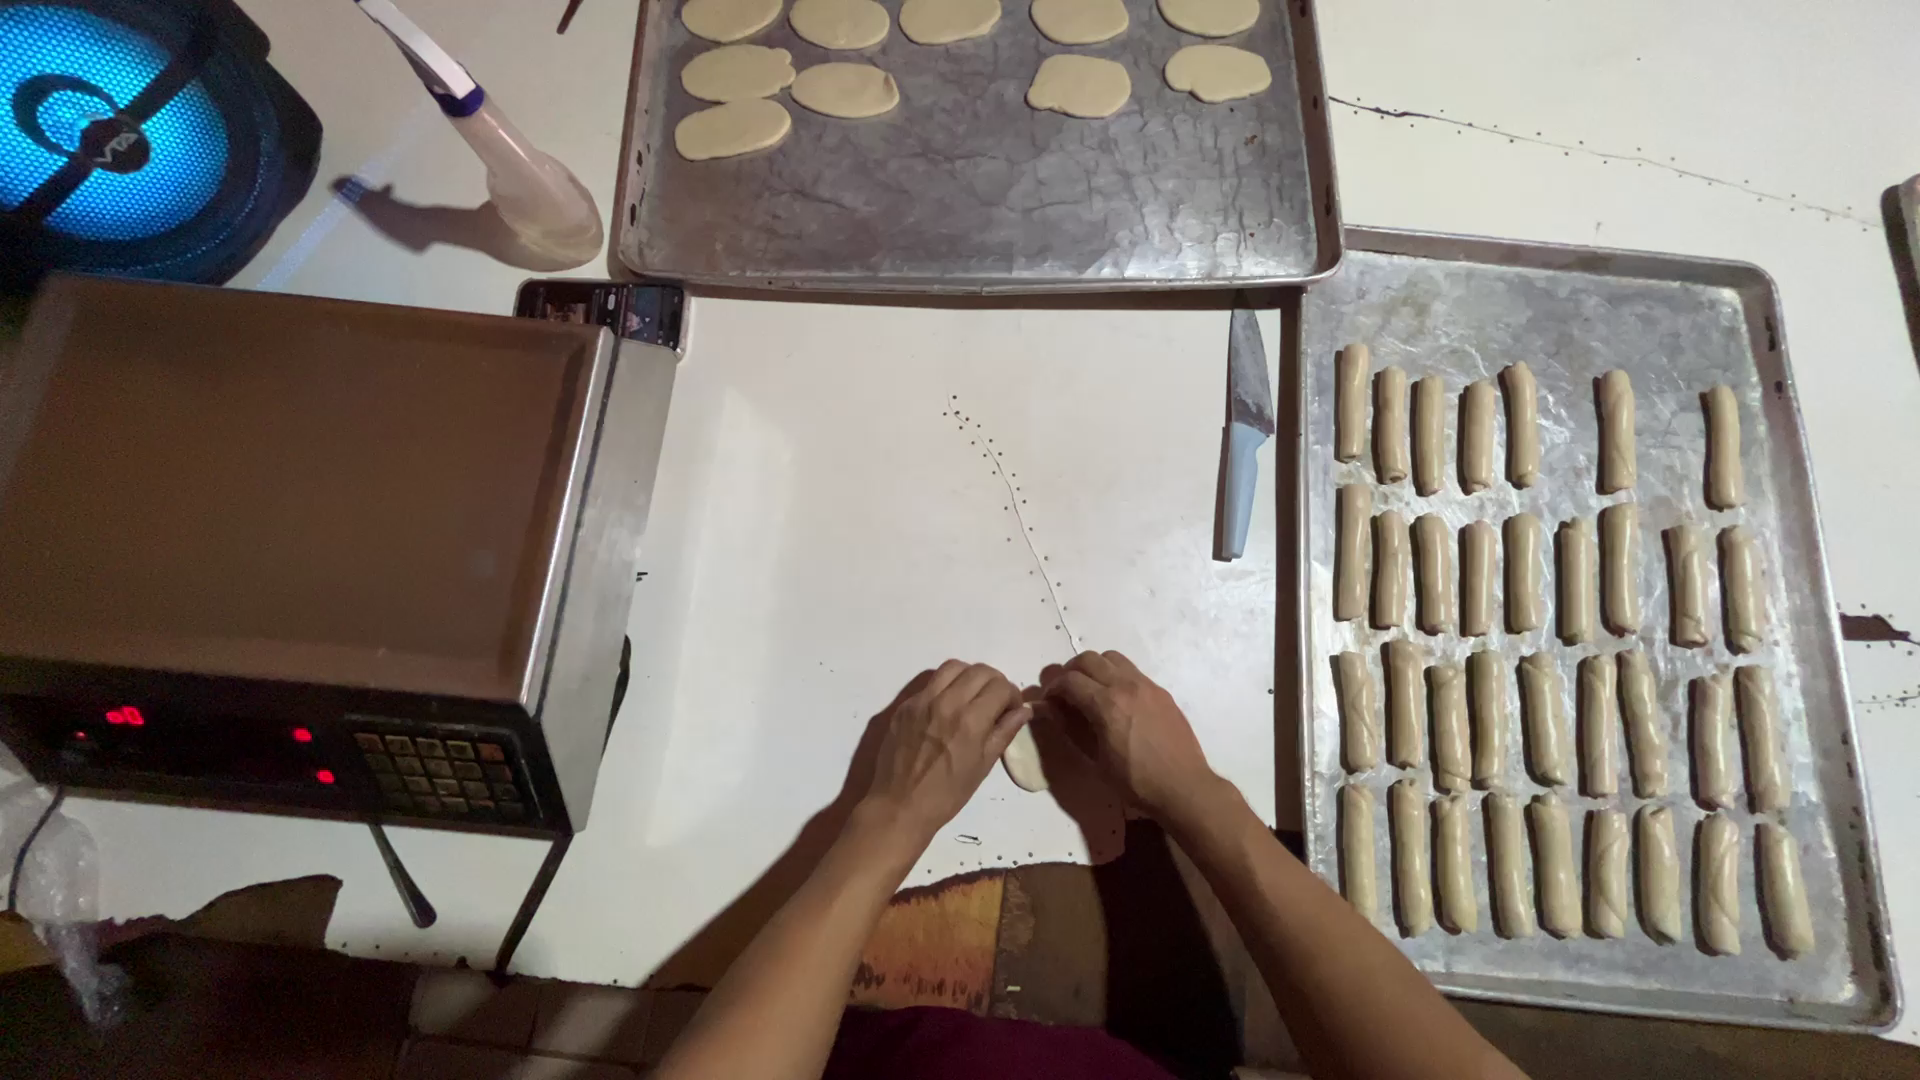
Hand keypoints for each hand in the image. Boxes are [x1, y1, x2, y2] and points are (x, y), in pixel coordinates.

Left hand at [858, 660, 1031, 851]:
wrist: (900, 805)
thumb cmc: (947, 794)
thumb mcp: (983, 766)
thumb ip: (1004, 732)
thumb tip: (1023, 710)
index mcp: (970, 720)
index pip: (1001, 686)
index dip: (1012, 695)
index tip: (1010, 710)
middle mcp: (946, 702)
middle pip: (979, 670)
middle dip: (994, 682)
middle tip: (994, 702)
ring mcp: (922, 701)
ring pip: (953, 666)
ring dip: (969, 676)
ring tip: (971, 696)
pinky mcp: (905, 705)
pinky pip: (930, 682)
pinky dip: (945, 686)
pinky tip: (946, 707)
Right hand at [1041, 650, 1220, 823]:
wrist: (1183, 787)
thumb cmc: (1135, 781)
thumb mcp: (1095, 759)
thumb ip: (1070, 727)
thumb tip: (1049, 708)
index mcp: (1106, 704)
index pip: (1069, 680)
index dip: (1053, 688)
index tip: (1050, 700)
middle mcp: (1126, 685)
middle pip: (1088, 659)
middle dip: (1070, 671)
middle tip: (1066, 691)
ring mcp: (1146, 685)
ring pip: (1112, 657)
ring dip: (1094, 667)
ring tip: (1091, 689)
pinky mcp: (1160, 690)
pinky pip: (1131, 670)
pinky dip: (1116, 674)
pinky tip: (1116, 699)